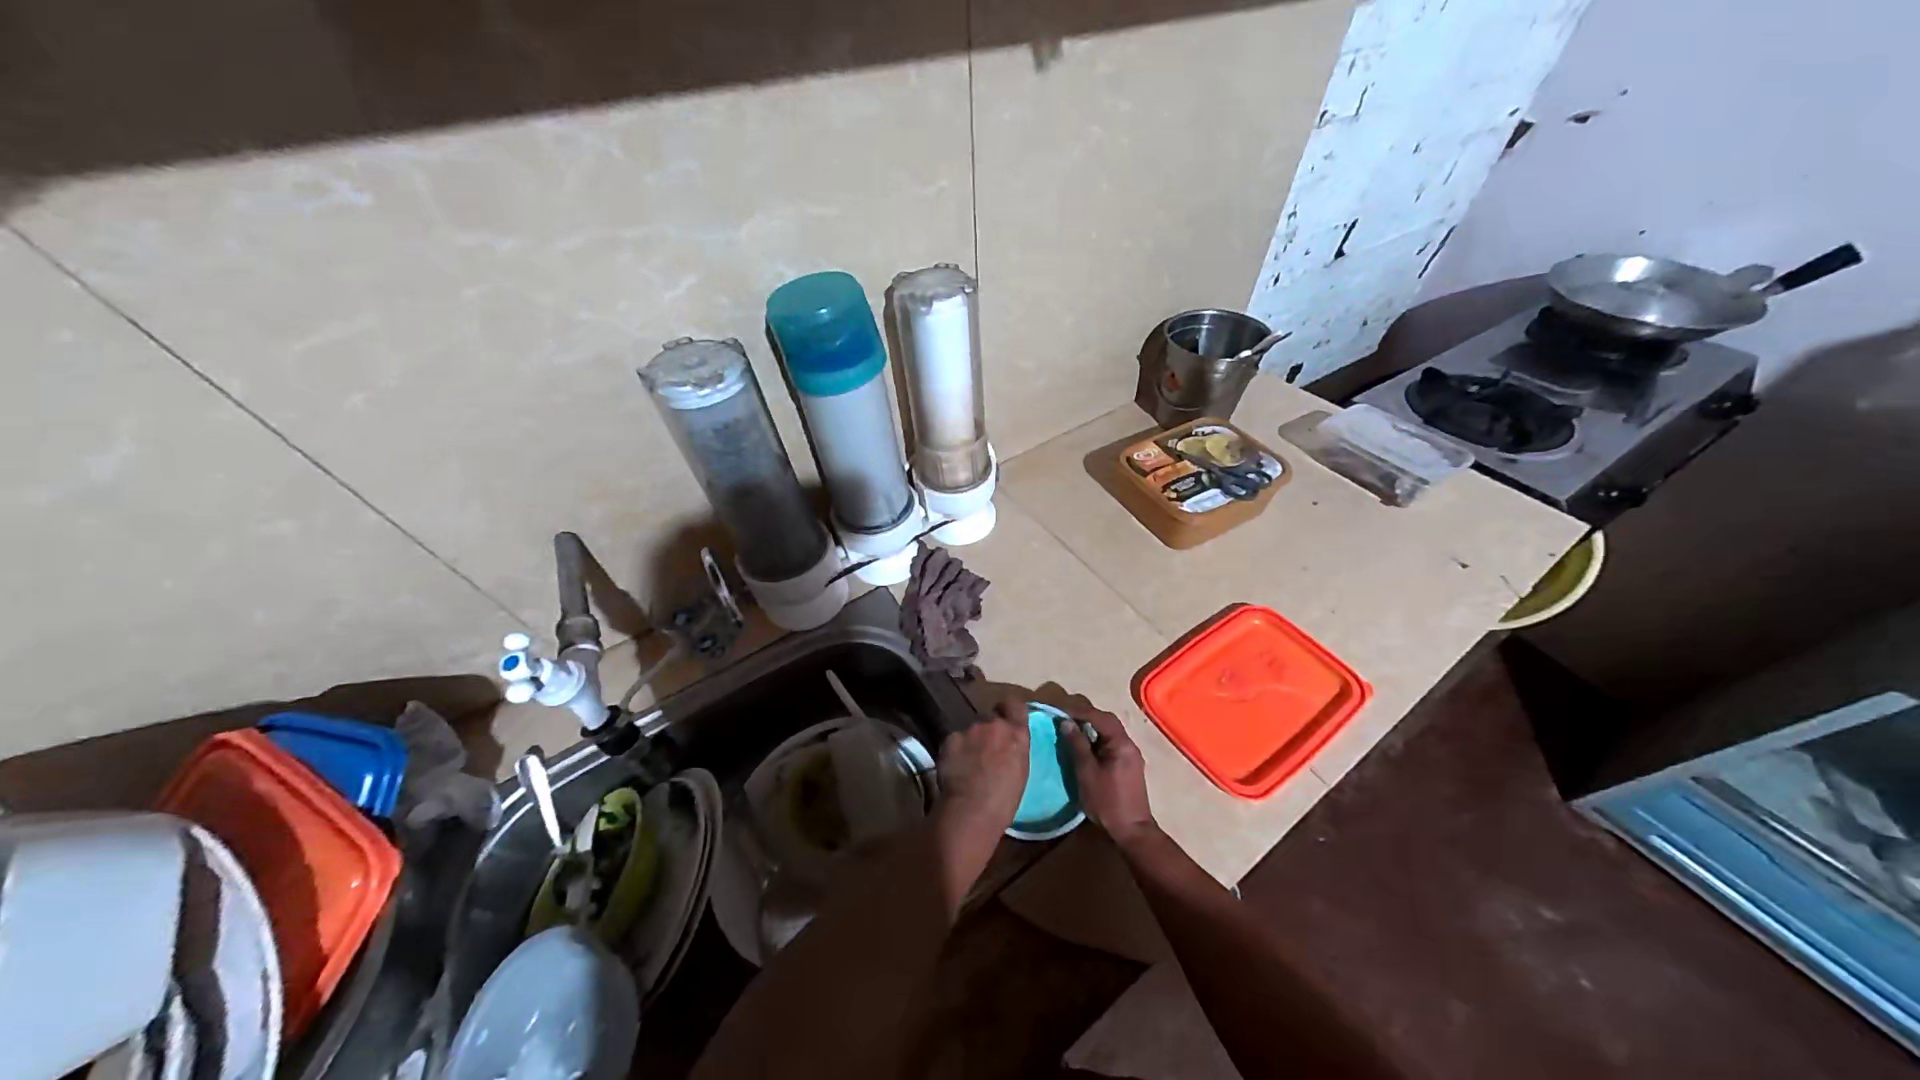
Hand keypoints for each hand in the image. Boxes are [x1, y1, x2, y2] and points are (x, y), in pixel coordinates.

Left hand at [929, 695, 1029, 913]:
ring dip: (971, 740)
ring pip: (971, 729)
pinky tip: (955, 767)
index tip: (1006, 718)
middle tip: (985, 750)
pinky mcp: (950, 738)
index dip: (1009, 709)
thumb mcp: (1020, 770)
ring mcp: (970, 729)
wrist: (971, 810)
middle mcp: (994, 724)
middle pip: (990, 717)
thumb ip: (1014, 748)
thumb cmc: (1004, 800)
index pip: (1014, 703)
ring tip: (968, 763)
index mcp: (1016, 733)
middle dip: (988, 729)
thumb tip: (1008, 744)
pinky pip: (955, 739)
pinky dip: (955, 749)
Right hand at [1058, 705, 1156, 846]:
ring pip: (1109, 732)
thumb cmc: (1107, 802)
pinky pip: (1110, 743)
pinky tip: (1083, 746)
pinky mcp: (1128, 765)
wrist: (1131, 830)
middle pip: (1107, 721)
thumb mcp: (1086, 772)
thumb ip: (1077, 745)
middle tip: (1064, 717)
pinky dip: (1096, 739)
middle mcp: (1129, 745)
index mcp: (1121, 743)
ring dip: (1091, 727)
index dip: (1078, 711)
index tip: (1059, 710)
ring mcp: (1130, 755)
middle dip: (1086, 716)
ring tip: (1070, 729)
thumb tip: (1066, 722)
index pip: (1099, 717)